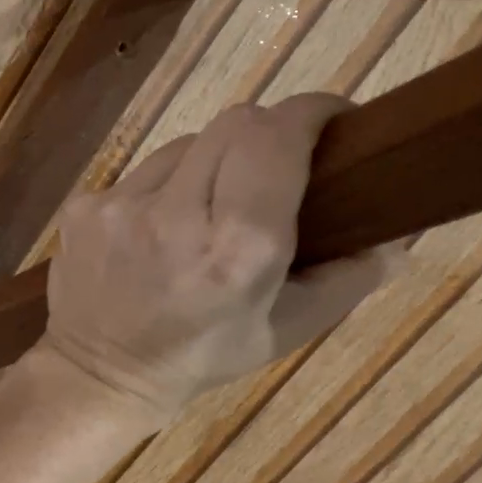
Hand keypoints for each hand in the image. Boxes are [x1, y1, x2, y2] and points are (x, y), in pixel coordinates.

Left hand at [37, 93, 400, 426]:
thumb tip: (399, 229)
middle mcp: (174, 215)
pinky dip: (162, 187)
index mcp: (237, 246)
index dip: (310, 113)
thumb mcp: (290, 327)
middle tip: (281, 159)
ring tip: (214, 201)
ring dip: (211, 160)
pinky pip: (139, 173)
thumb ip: (352, 275)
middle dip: (266, 132)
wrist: (98, 370)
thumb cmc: (202, 353)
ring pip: (183, 146)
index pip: (273, 138)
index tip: (332, 118)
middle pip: (232, 125)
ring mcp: (118, 207)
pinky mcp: (82, 207)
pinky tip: (162, 225)